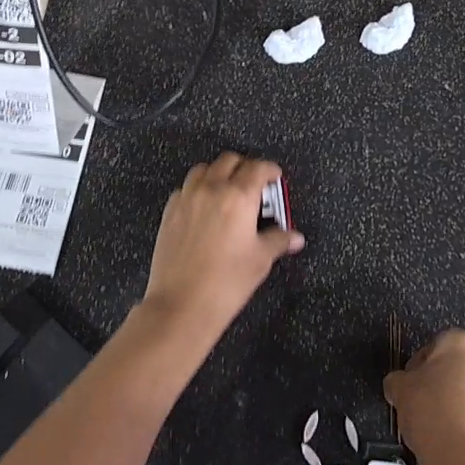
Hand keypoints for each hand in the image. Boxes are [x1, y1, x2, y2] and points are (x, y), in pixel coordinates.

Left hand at [141, 153, 304, 339]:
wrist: (182, 304)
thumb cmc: (225, 282)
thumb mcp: (260, 260)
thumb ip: (279, 240)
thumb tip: (294, 237)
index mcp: (238, 197)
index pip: (258, 168)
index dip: (270, 170)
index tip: (275, 176)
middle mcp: (211, 189)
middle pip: (229, 160)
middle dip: (245, 167)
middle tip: (255, 184)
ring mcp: (187, 198)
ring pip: (204, 169)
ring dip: (219, 173)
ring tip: (228, 191)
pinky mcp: (170, 211)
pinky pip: (186, 187)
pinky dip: (198, 189)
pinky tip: (204, 207)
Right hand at [384, 330, 464, 464]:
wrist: (463, 460)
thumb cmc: (436, 417)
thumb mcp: (399, 388)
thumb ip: (397, 378)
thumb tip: (397, 384)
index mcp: (460, 340)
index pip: (433, 345)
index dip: (418, 366)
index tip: (411, 380)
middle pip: (456, 365)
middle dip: (441, 380)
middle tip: (423, 398)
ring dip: (457, 399)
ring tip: (436, 419)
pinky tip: (451, 432)